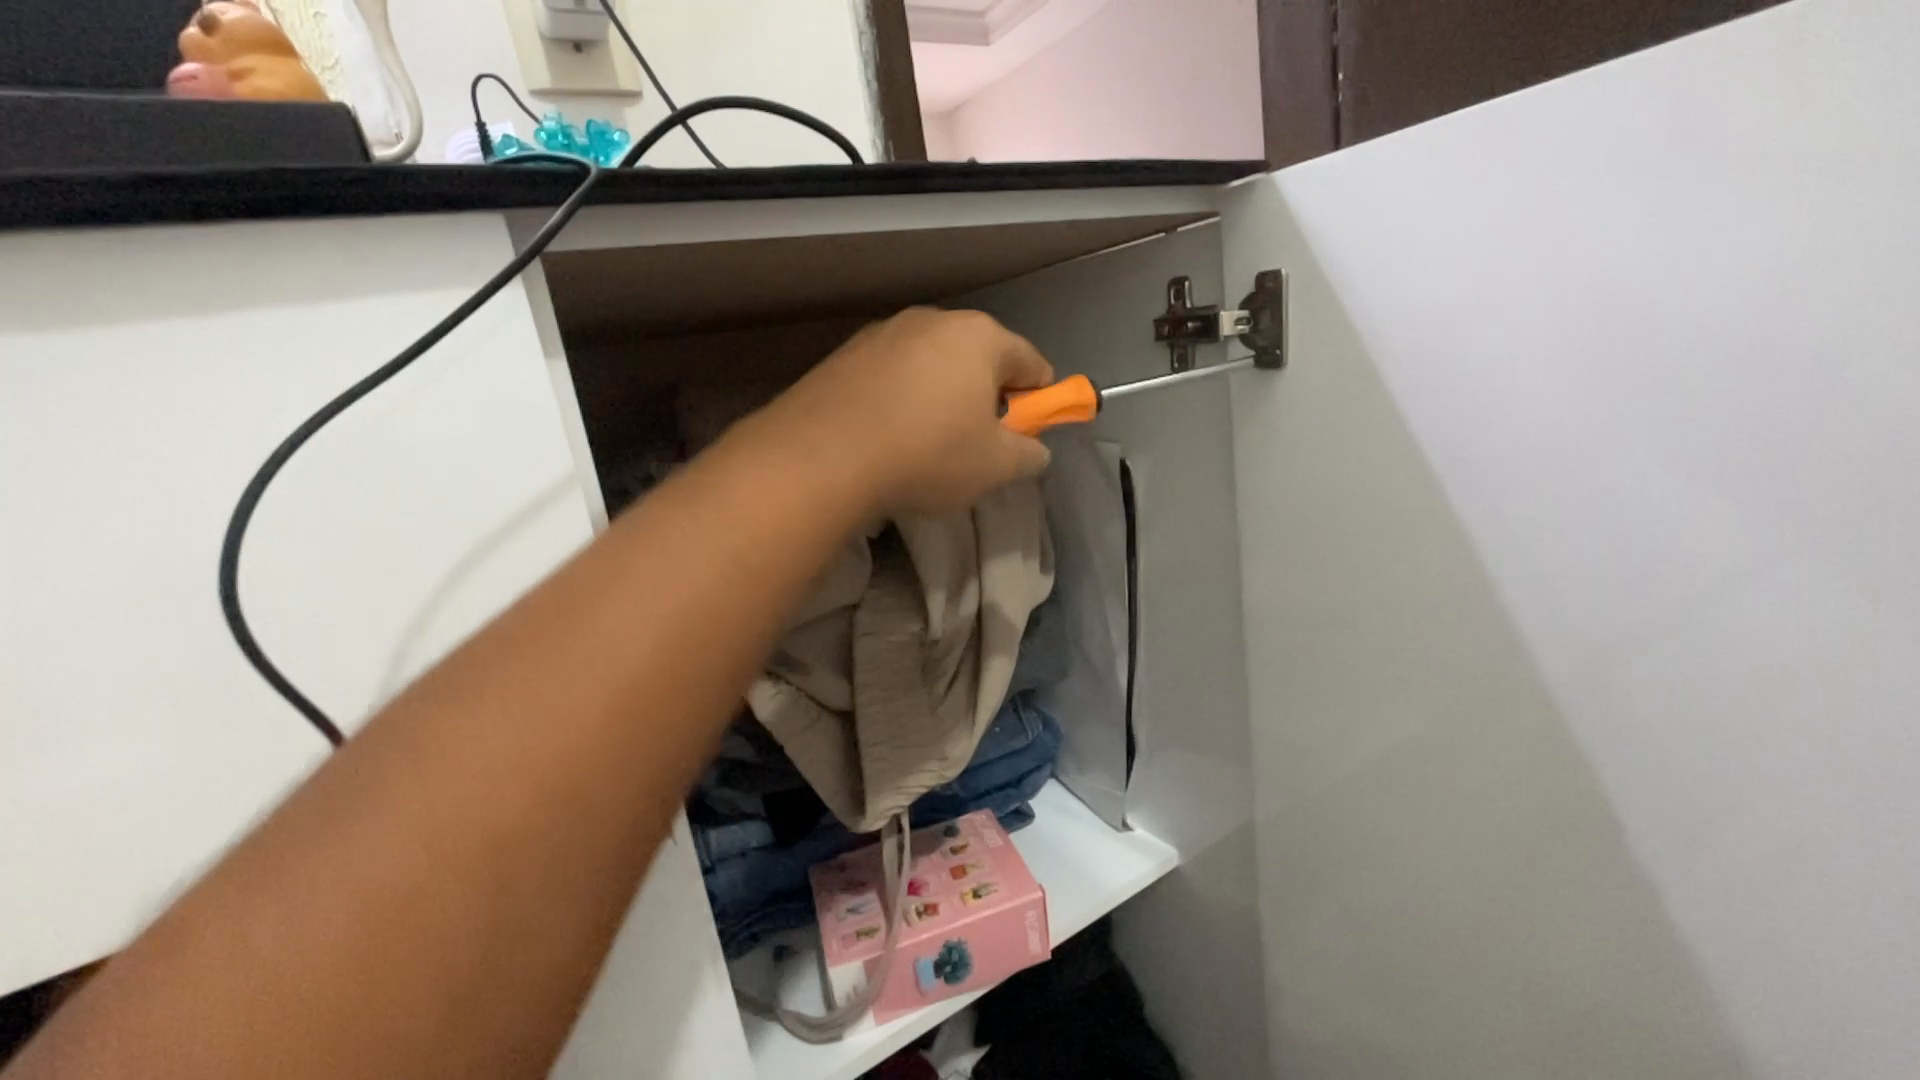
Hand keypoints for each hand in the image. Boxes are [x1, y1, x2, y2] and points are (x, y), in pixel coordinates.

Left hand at [747, 308, 1056, 514]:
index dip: (1039, 399)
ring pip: (929, 365)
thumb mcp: (995, 467)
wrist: (822, 456)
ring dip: (939, 396)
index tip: (1028, 433)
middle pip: (978, 357)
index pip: (1031, 362)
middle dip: (985, 396)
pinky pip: (890, 377)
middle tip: (977, 442)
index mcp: (980, 336)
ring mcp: (883, 334)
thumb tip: (1033, 449)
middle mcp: (932, 321)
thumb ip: (1028, 454)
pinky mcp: (844, 356)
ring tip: (926, 444)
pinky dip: (899, 400)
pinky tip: (887, 438)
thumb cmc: (927, 454)